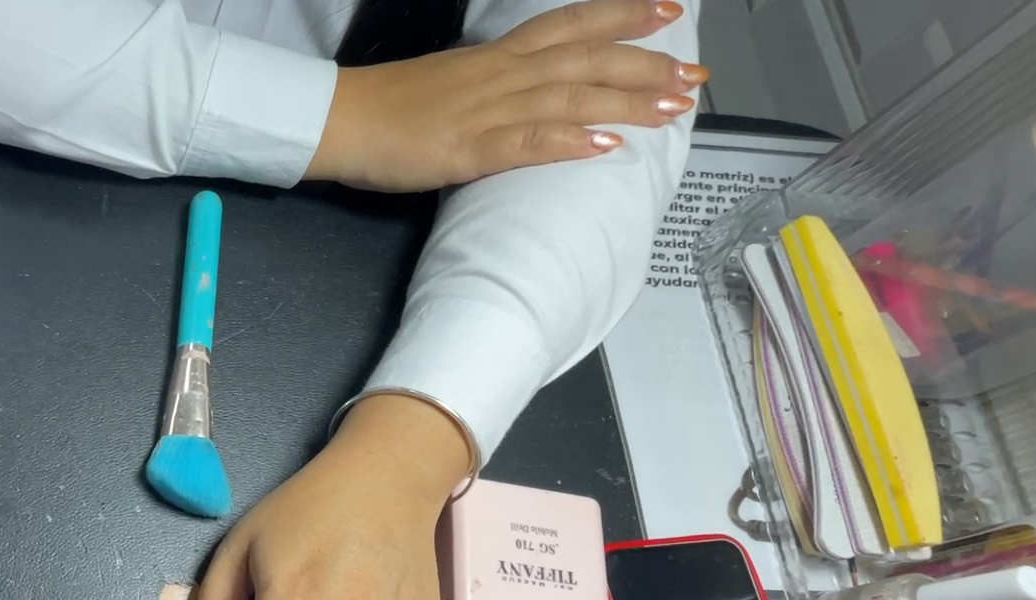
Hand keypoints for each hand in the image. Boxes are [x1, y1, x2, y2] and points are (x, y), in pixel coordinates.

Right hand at [307, 0, 705, 191]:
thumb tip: (509, 105)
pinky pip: (523, 142)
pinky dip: (566, 142)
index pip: (569, 27)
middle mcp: (499, 76)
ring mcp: (484, 111)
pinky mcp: (464, 149)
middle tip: (694, 77)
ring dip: (625, 100)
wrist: (341, 120)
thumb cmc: (384, 108)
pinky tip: (603, 146)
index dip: (622, 15)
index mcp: (492, 59)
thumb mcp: (444, 87)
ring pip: (568, 98)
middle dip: (646, 65)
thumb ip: (483, 92)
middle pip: (585, 61)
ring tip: (672, 108)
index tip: (669, 11)